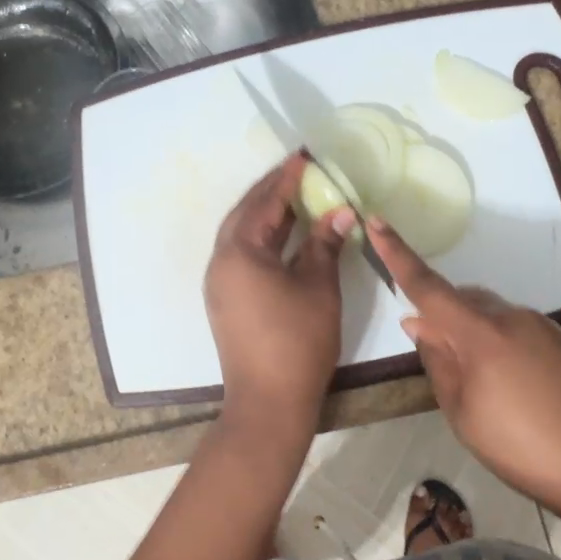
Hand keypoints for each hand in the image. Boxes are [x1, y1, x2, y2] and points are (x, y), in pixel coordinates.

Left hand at [204, 153, 352, 429]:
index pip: (265, 202)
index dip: (287, 177)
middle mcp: (221, 260)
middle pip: (246, 212)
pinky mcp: (226, 298)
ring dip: (268, 213)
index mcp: (239, 251)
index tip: (305, 155)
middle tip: (300, 170)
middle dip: (273, 190)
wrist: (267, 404)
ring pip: (242, 233)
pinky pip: (243, 253)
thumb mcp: (318, 287)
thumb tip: (340, 211)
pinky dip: (264, 237)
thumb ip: (325, 243)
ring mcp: (220, 281)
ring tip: (297, 194)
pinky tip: (287, 234)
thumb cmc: (297, 341)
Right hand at [370, 218, 560, 512]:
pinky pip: (512, 329)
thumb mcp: (464, 413)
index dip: (397, 254)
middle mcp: (510, 317)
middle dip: (439, 314)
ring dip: (470, 333)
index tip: (374, 221)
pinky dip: (495, 344)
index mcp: (479, 332)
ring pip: (488, 314)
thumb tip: (418, 322)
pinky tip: (509, 390)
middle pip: (460, 299)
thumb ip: (438, 361)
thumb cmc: (525, 448)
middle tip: (433, 356)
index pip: (426, 285)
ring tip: (477, 386)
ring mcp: (541, 327)